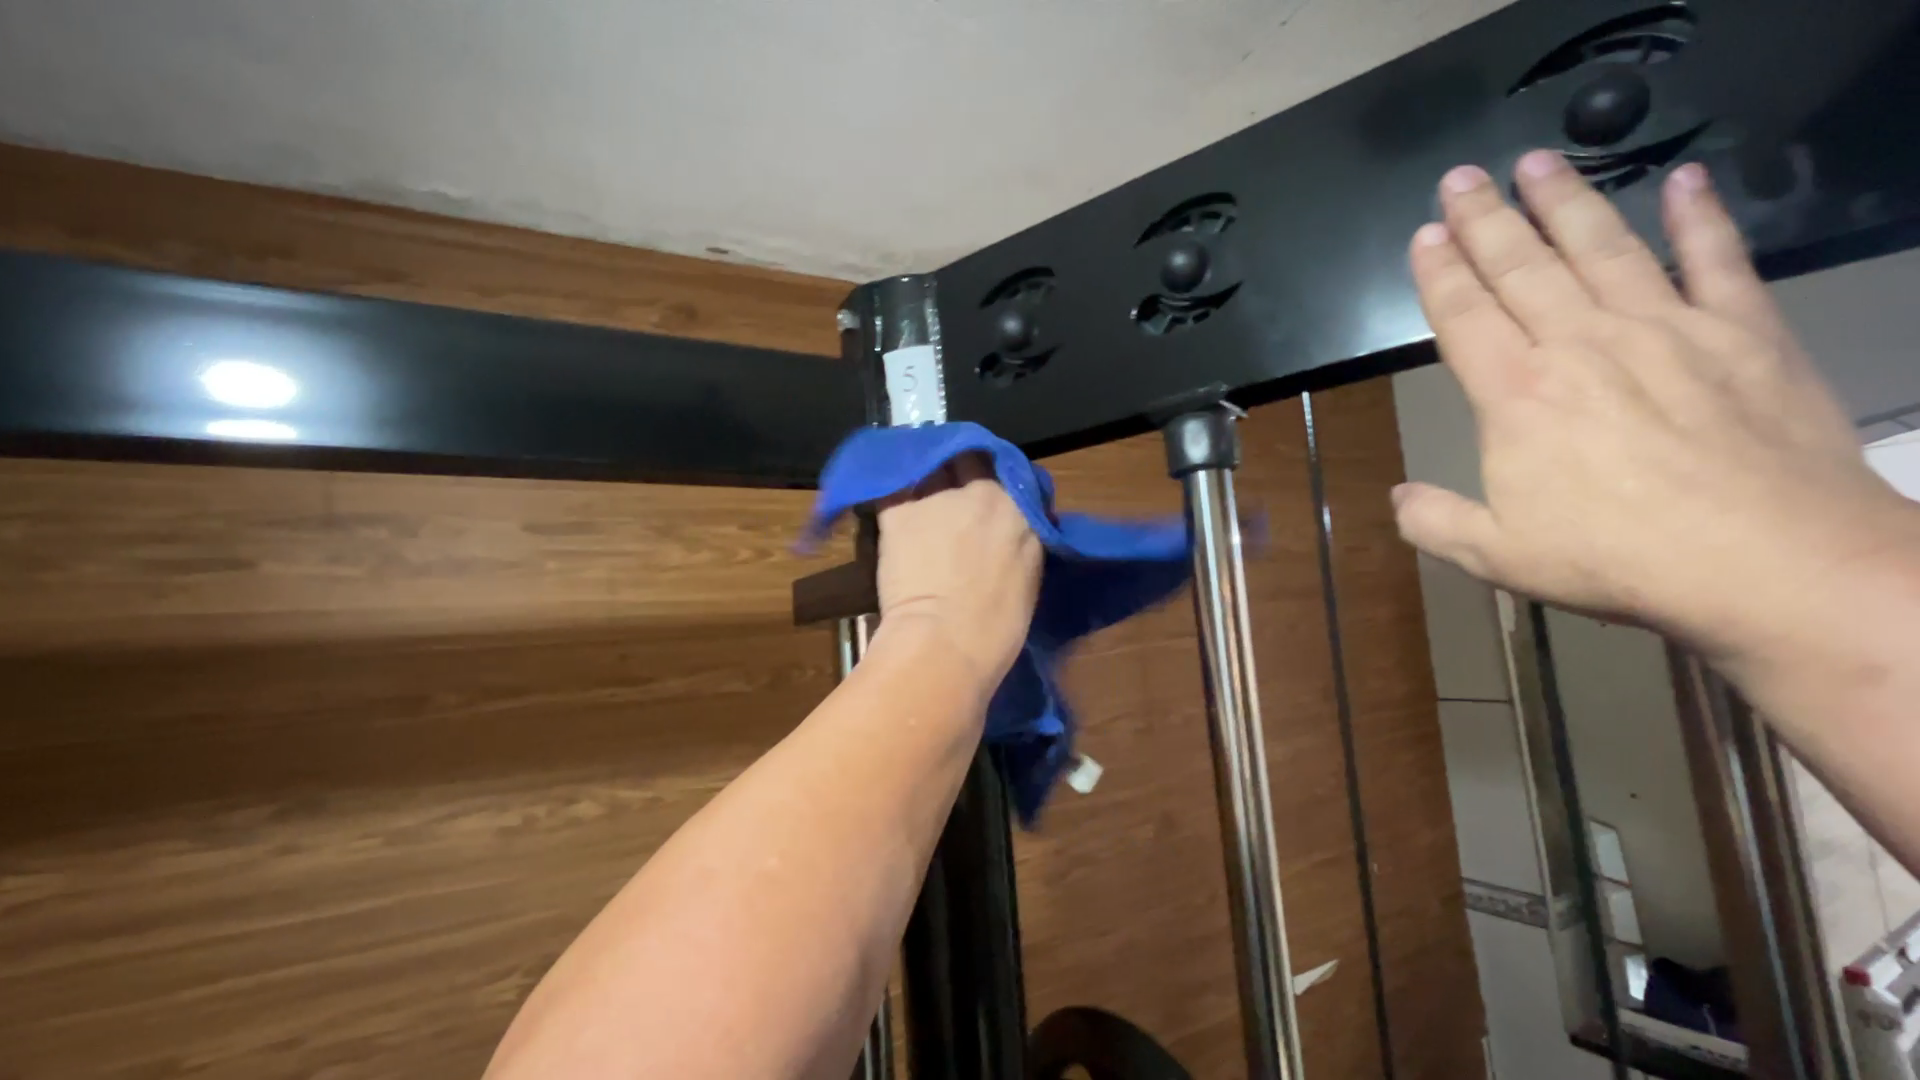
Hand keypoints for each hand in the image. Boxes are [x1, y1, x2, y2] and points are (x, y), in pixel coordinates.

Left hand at [874, 455, 1042, 687]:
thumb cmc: (997, 630)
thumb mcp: (1028, 578)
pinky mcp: (899, 511)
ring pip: (930, 467)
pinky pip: (890, 488)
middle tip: (947, 486)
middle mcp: (984, 492)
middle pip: (970, 458)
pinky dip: (887, 491)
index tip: (984, 491)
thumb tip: (1008, 534)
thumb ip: (1019, 542)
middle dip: (960, 467)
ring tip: (915, 492)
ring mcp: (939, 497)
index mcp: (1022, 511)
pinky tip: (885, 504)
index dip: (994, 479)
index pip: (1008, 474)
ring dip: (925, 476)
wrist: (946, 643)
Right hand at [1398, 151, 1915, 662]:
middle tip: (1461, 177)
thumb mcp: (1498, 557)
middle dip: (1485, 219)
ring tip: (1537, 161)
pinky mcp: (1741, 330)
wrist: (1768, 560)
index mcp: (1516, 395)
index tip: (1425, 235)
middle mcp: (1581, 344)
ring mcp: (1665, 329)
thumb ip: (1436, 522)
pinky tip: (1685, 181)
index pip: (1465, 316)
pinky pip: (1717, 259)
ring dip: (1566, 201)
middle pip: (1522, 267)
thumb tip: (1398, 498)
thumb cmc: (1617, 557)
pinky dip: (1701, 218)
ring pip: (1602, 248)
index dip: (1440, 273)